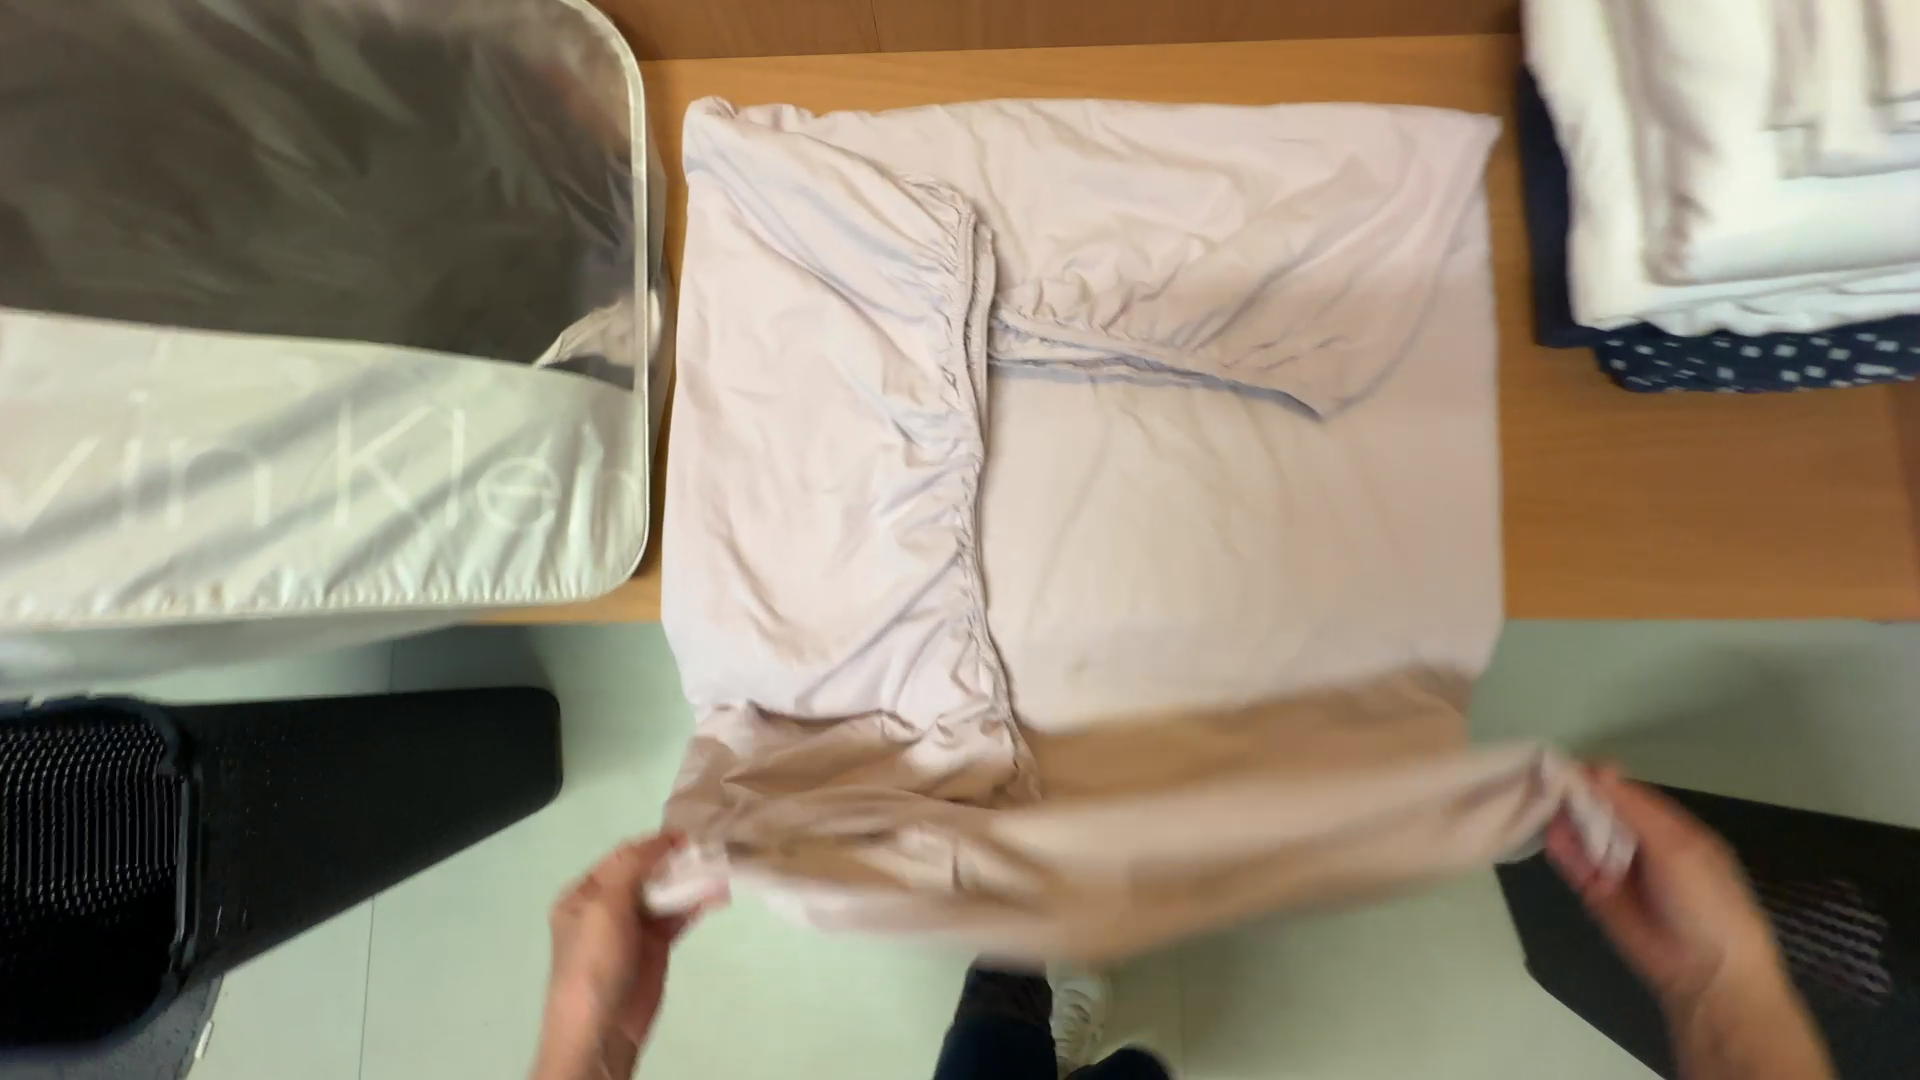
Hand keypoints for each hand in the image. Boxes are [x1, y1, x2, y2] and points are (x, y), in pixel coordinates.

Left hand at [533, 833, 726, 1079]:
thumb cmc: (594, 962)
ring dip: (692, 880)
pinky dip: (698, 902)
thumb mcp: (605, 906)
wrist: (601, 1029)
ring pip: (667, 891)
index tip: (687, 835)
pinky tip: (718, 894)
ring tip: (720, 869)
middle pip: (649, 871)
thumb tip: (665, 838)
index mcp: (585, 894)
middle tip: (709, 850)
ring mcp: (633, 925)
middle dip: (677, 861)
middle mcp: (608, 905)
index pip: (623, 856)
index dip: (654, 844)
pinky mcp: (656, 944)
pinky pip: (679, 914)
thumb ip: (633, 867)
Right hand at [1543, 769, 1788, 1021]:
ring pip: (1578, 831)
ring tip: (1541, 810)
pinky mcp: (1591, 886)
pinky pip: (1570, 860)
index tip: (1561, 765)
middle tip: (1542, 785)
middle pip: (1595, 808)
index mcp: (1666, 828)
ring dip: (1561, 820)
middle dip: (1570, 796)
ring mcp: (1612, 864)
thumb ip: (1634, 808)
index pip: (1622, 791)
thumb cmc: (1706, 904)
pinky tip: (1551, 839)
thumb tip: (1597, 766)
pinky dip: (1558, 847)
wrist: (1705, 973)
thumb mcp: (1678, 849)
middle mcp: (1637, 840)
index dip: (1594, 777)